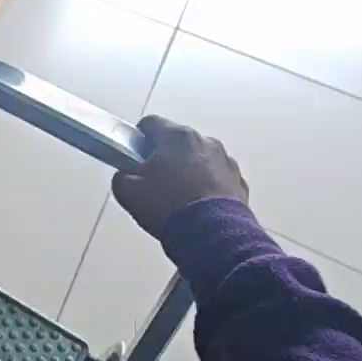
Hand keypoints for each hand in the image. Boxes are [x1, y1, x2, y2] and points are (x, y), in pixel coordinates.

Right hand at [112, 116, 248, 237]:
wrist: (213, 236)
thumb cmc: (169, 207)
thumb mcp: (127, 192)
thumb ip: (122, 176)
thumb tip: (126, 175)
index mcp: (176, 137)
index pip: (149, 123)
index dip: (137, 139)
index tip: (133, 156)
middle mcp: (204, 141)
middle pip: (176, 141)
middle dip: (163, 156)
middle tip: (151, 181)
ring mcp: (226, 161)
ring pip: (198, 158)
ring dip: (187, 170)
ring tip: (176, 198)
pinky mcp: (239, 182)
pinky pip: (217, 178)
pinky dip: (206, 186)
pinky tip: (196, 207)